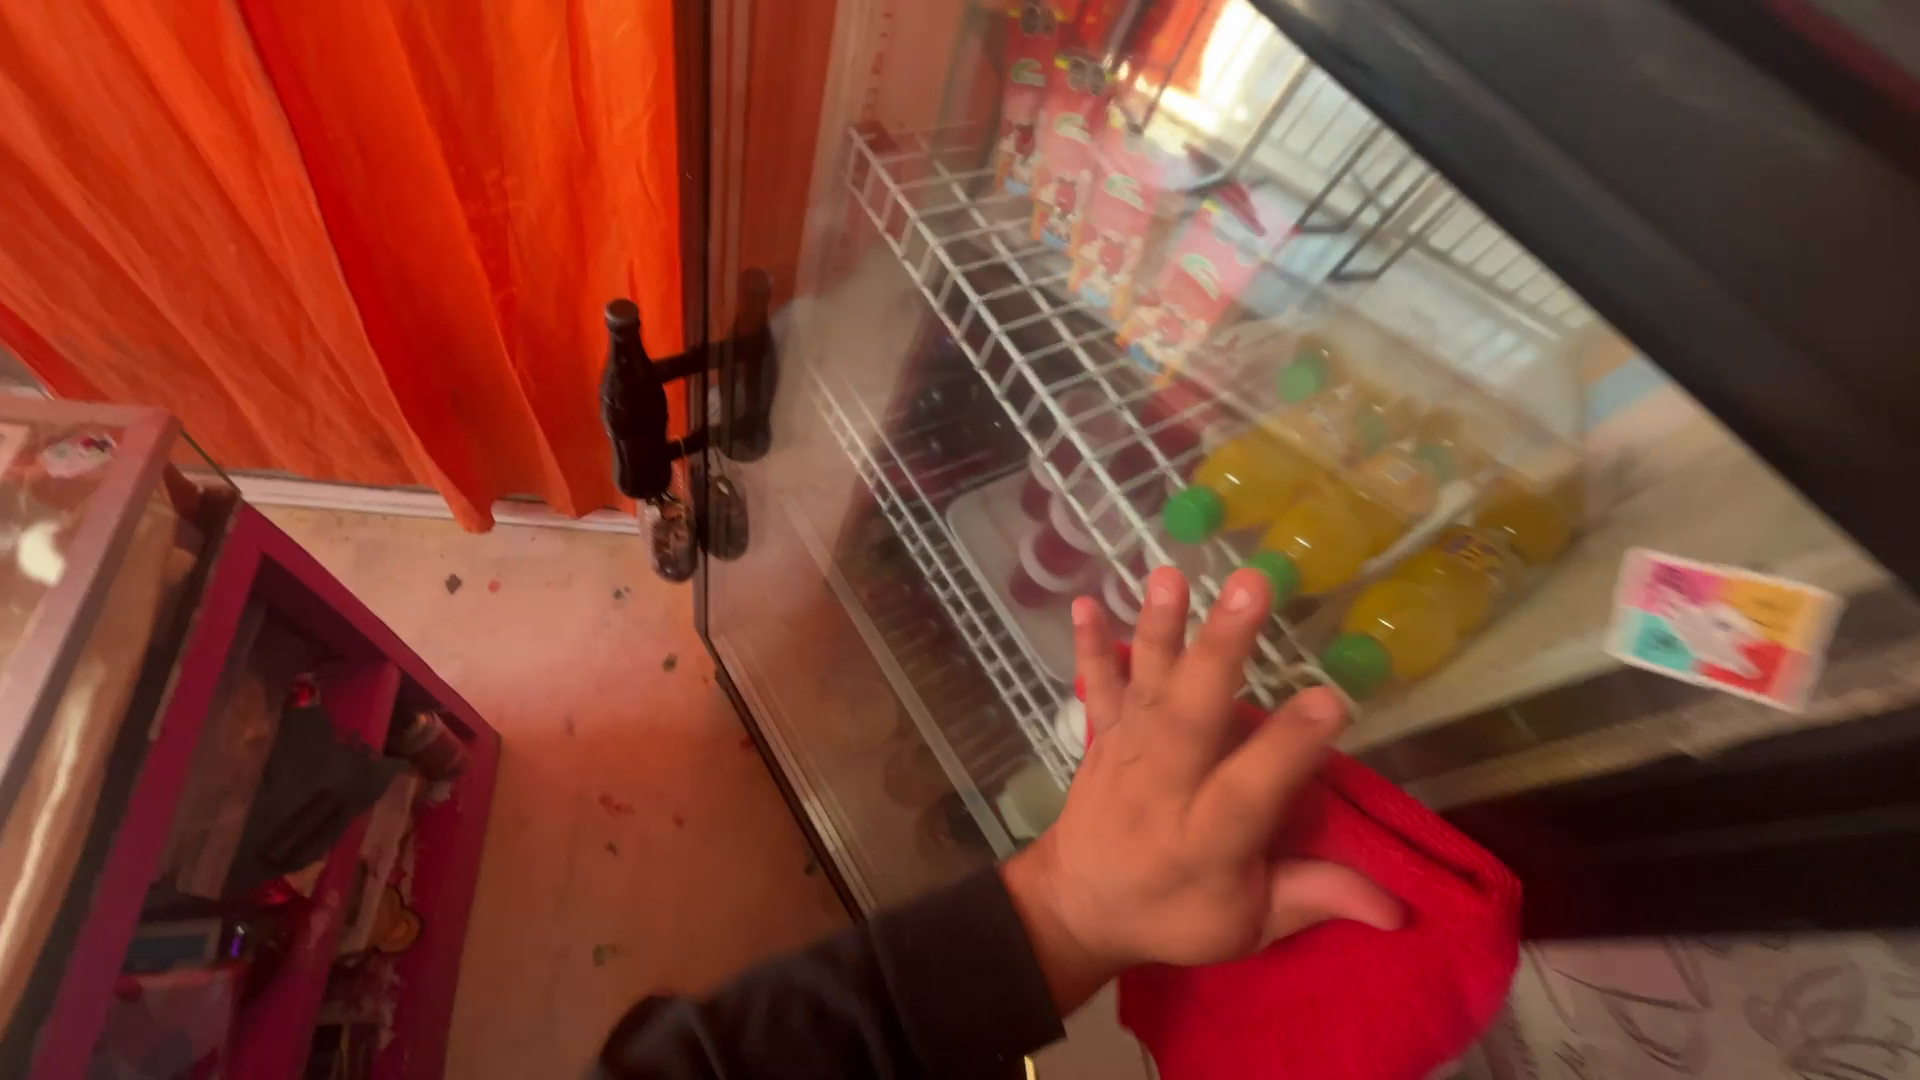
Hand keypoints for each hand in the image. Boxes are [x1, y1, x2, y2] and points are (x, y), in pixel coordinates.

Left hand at [1001, 566, 1401, 1014]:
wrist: (1078, 904)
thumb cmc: (1169, 913)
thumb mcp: (1245, 924)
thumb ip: (1312, 897)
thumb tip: (1398, 905)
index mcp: (1206, 834)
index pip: (1253, 784)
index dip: (1290, 745)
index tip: (1330, 698)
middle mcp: (1164, 781)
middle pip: (1192, 712)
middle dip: (1221, 647)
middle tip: (1251, 587)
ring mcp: (1126, 750)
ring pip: (1145, 685)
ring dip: (1157, 627)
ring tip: (1170, 574)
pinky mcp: (1102, 735)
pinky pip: (1095, 686)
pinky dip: (1088, 645)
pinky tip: (1084, 601)